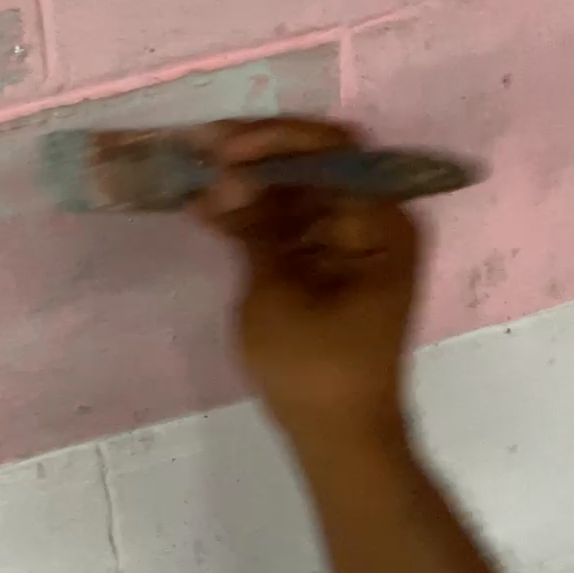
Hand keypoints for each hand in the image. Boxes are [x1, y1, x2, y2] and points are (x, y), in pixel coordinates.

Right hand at [188, 118, 422, 443]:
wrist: (337, 432)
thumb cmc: (313, 368)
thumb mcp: (277, 293)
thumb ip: (256, 229)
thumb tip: (223, 178)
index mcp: (380, 222)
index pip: (332, 150)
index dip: (274, 140)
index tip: (219, 150)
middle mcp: (373, 221)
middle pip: (315, 165)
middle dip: (255, 157)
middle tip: (197, 153)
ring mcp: (350, 244)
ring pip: (297, 193)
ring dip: (248, 185)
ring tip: (193, 177)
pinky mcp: (327, 266)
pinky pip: (290, 226)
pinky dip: (253, 218)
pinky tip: (208, 212)